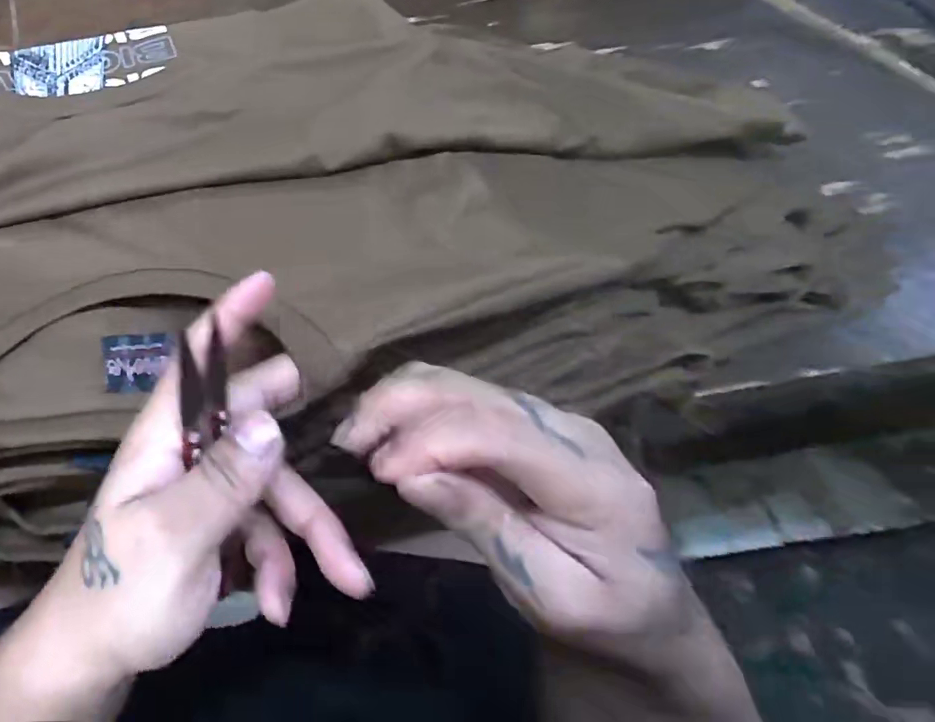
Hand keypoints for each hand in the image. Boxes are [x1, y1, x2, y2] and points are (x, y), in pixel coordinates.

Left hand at [21, 273, 373, 690]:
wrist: (96, 650)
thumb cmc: (123, 588)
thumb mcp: (176, 535)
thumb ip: (223, 479)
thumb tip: (269, 420)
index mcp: (160, 438)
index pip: (195, 364)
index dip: (226, 319)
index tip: (263, 282)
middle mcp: (180, 452)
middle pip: (250, 425)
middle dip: (296, 453)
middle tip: (346, 449)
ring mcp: (197, 489)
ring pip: (266, 487)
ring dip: (304, 534)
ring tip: (345, 582)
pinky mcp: (210, 525)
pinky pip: (259, 529)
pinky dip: (276, 564)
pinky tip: (274, 606)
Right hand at [333, 363, 757, 718]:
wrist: (647, 610)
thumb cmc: (603, 616)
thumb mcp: (553, 596)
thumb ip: (486, 528)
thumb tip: (408, 478)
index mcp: (593, 480)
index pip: (493, 432)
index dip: (424, 442)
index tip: (377, 473)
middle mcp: (566, 427)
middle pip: (461, 390)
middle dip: (392, 408)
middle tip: (347, 446)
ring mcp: (540, 412)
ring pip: (445, 378)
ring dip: (389, 399)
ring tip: (356, 437)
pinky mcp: (514, 410)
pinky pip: (446, 386)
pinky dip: (402, 400)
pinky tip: (381, 429)